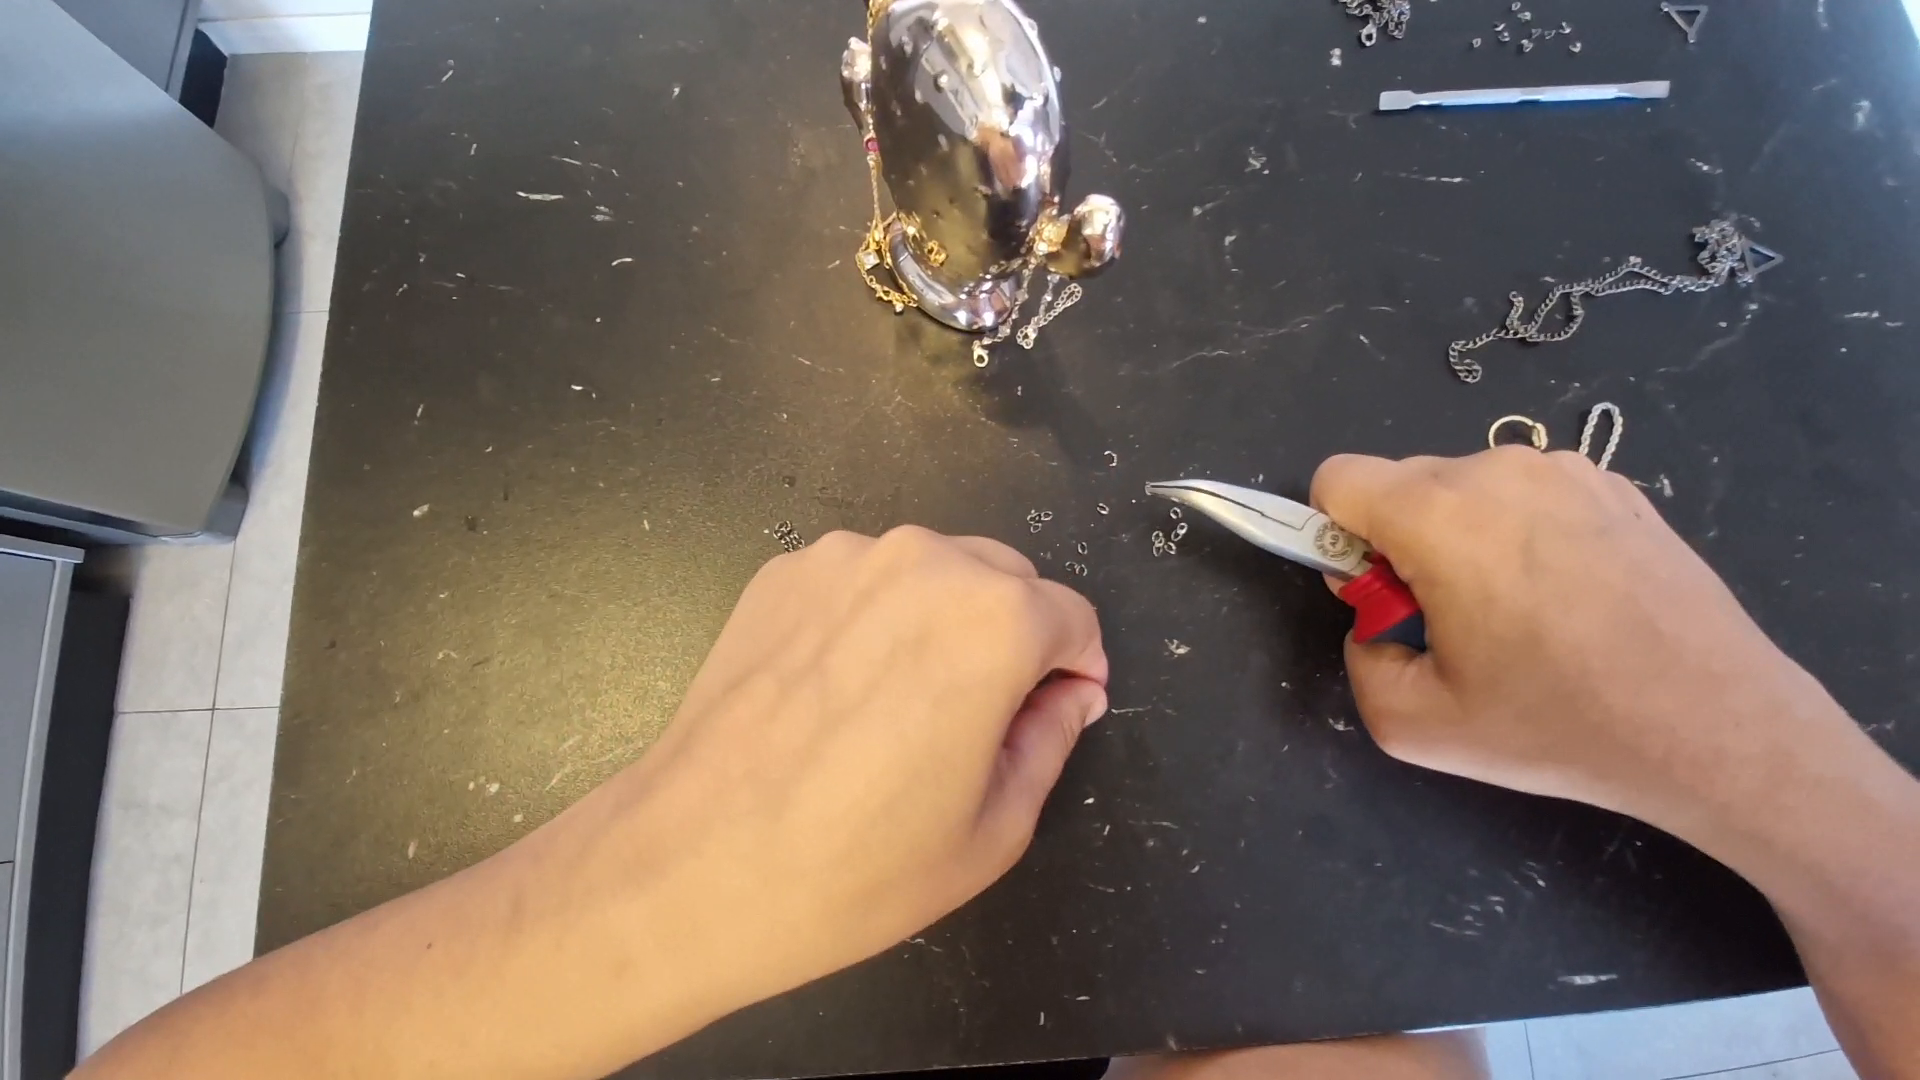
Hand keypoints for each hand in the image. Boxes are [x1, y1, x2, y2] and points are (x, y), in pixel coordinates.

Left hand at [587, 526, 1107, 1013]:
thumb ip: (1051, 737)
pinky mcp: (785, 571)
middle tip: (979, 714)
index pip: (1072, 617)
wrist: (690, 865)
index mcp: (993, 619)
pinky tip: (839, 685)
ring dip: (944, 620)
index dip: (1073, 669)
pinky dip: (875, 617)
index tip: (1052, 711)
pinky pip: (863, 580)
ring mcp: (844, 557)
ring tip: (902, 700)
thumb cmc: (858, 865)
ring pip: (934, 571)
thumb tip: (1069, 692)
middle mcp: (924, 560)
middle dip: (1015, 636)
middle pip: (1007, 580)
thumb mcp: (996, 826)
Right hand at [1310, 448, 1859, 832]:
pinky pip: (1518, 493)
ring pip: (1456, 487)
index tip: (1375, 591)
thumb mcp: (1411, 723)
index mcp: (1439, 517)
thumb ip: (1356, 654)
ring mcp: (1564, 470)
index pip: (1336, 479)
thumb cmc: (1558, 725)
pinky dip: (1511, 531)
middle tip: (1445, 616)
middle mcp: (1497, 471)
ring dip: (1452, 535)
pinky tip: (1562, 594)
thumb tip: (1373, 618)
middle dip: (1394, 542)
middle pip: (1394, 484)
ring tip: (1512, 609)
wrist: (1725, 733)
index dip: (1333, 534)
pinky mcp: (1613, 485)